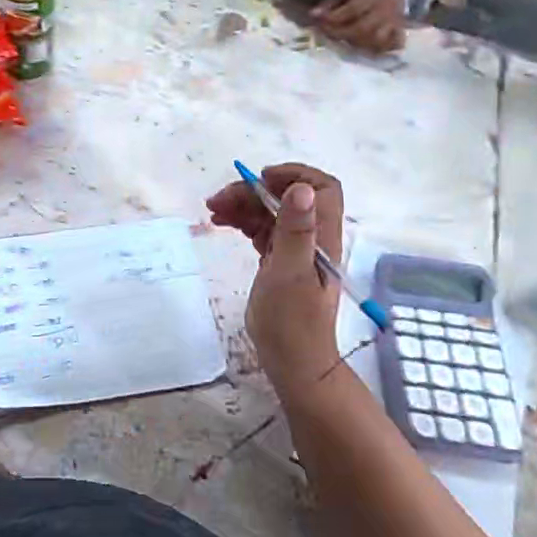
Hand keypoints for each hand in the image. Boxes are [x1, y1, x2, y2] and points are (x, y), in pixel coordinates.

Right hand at [206, 163, 345, 396]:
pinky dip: (243, 222)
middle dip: (253, 191)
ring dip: (243, 206)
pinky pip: (262, 231)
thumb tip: (301, 189)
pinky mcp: (279, 262)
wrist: (292, 361)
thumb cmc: (293, 321)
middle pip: (286, 197)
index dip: (293, 175)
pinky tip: (223, 224)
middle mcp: (312, 238)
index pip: (321, 188)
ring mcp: (295, 250)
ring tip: (214, 211)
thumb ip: (296, 230)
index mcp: (321, 236)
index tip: (259, 179)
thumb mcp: (291, 272)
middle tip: (219, 200)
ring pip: (270, 213)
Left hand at [311, 0, 407, 52]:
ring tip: (343, 40)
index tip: (318, 21)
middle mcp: (385, 10)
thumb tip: (313, 15)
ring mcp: (394, 22)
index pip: (351, 10)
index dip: (332, 18)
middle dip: (340, 33)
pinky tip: (367, 49)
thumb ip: (331, 1)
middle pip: (361, 29)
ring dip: (356, 44)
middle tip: (326, 33)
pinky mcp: (399, 30)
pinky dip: (381, 49)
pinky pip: (394, 44)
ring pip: (375, 40)